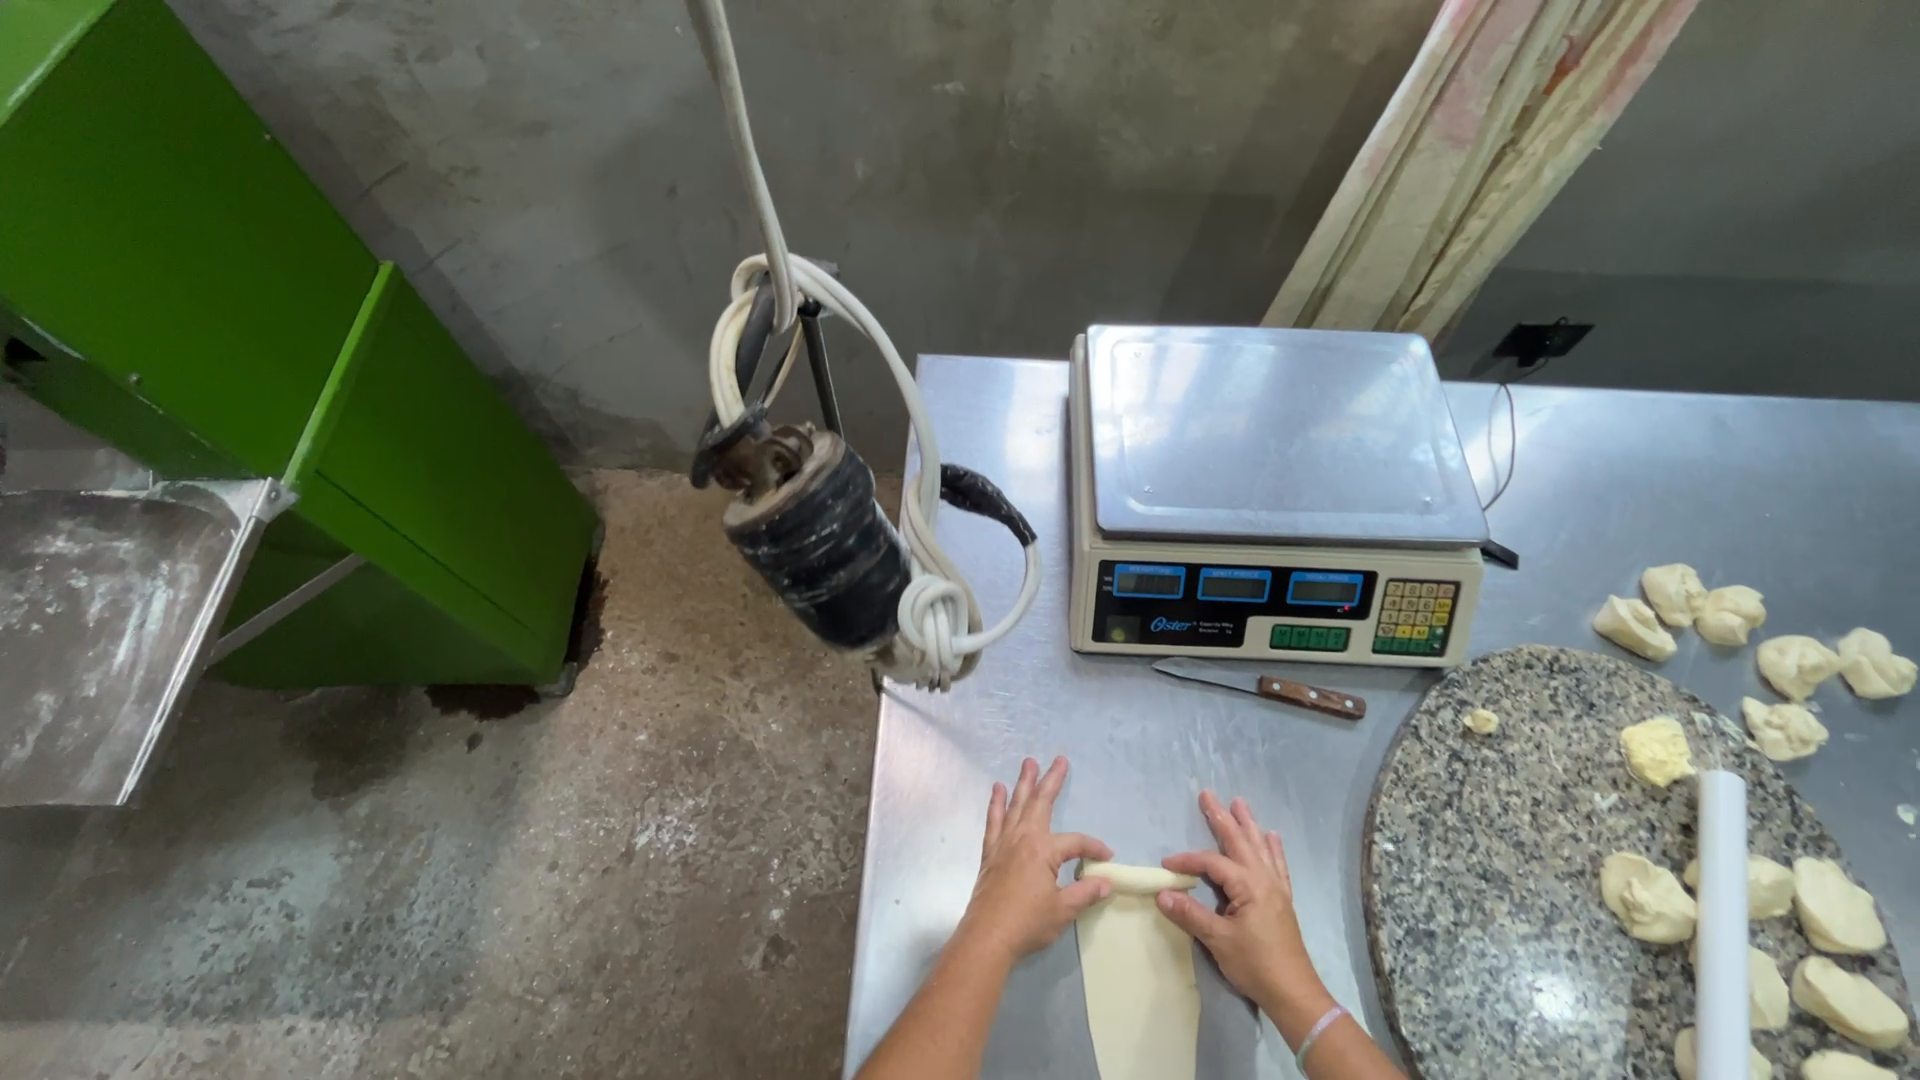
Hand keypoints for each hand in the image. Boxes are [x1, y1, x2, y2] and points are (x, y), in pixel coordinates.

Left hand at [956, 756, 1112, 963]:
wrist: (987, 937)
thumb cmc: (1027, 923)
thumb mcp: (1063, 910)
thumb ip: (1085, 893)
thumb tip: (1107, 882)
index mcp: (1043, 850)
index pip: (1075, 842)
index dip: (1093, 848)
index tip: (1106, 858)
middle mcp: (1022, 838)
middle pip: (1040, 803)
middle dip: (1051, 780)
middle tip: (1059, 759)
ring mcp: (1003, 844)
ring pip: (1016, 805)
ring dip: (1023, 783)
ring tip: (1028, 762)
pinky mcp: (990, 853)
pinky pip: (994, 821)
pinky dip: (996, 804)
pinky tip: (998, 790)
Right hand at [1156, 792, 1329, 1023]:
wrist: (1293, 992)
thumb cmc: (1255, 964)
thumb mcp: (1218, 940)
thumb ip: (1190, 915)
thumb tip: (1161, 894)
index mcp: (1248, 886)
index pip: (1212, 863)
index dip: (1188, 860)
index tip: (1167, 865)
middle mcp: (1264, 880)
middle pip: (1239, 842)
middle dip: (1222, 818)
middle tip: (1208, 795)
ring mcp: (1276, 889)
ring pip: (1259, 848)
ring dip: (1248, 825)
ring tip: (1240, 803)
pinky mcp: (1283, 900)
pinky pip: (1277, 865)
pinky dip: (1273, 849)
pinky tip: (1272, 836)